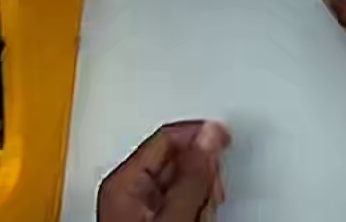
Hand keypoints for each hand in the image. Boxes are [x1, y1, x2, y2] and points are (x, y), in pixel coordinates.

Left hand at [97, 120, 230, 221]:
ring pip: (181, 182)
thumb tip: (209, 136)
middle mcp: (126, 192)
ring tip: (205, 208)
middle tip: (214, 184)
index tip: (223, 135)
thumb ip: (191, 176)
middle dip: (200, 170)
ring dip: (200, 191)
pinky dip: (195, 206)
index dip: (197, 132)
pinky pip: (180, 202)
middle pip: (175, 159)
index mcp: (122, 181)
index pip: (166, 137)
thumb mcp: (171, 217)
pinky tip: (200, 215)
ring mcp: (137, 212)